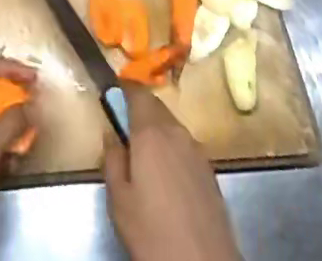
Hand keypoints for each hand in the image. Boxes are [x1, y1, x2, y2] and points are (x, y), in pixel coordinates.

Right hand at [102, 85, 242, 260]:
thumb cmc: (153, 232)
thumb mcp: (119, 199)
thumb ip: (112, 159)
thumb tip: (111, 134)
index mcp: (151, 133)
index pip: (138, 92)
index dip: (124, 88)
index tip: (111, 91)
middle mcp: (177, 133)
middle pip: (156, 106)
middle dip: (138, 108)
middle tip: (122, 126)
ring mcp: (197, 151)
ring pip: (171, 126)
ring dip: (155, 129)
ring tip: (141, 155)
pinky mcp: (210, 170)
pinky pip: (184, 145)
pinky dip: (171, 148)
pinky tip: (164, 176)